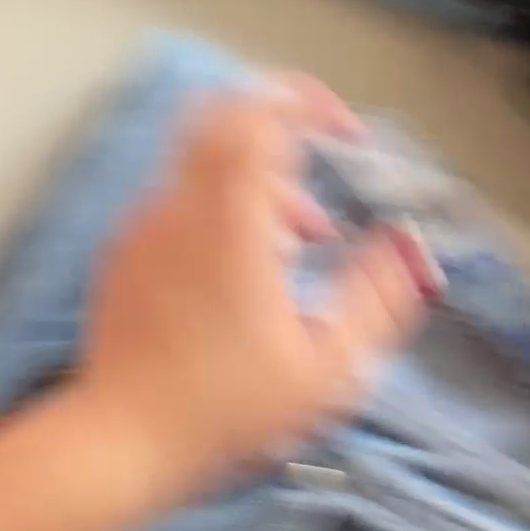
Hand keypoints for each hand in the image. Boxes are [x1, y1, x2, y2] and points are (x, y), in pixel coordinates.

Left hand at [67, 76, 438, 498]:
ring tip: (293, 250)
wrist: (122, 430)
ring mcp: (141, 224)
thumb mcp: (326, 365)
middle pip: (219, 123)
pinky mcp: (123, 247)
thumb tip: (406, 247)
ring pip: (202, 169)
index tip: (338, 125)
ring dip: (253, 188)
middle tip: (313, 189)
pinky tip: (239, 272)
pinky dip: (216, 211)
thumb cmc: (224, 404)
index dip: (299, 100)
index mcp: (227, 222)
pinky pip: (176, 203)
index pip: (254, 117)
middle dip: (276, 136)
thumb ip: (376, 296)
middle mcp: (176, 208)